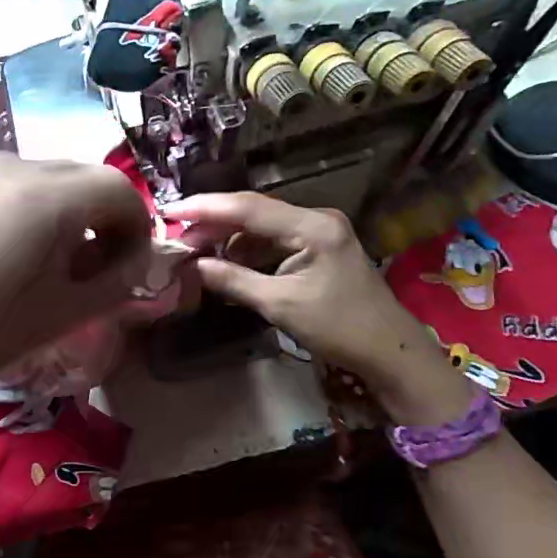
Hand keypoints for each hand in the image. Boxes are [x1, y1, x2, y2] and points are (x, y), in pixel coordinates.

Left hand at [0, 153, 150, 407]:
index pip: (120, 192)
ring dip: (75, 219)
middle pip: (88, 181)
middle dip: (107, 224)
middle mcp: (17, 165)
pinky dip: (41, 216)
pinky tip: (24, 260)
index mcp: (47, 194)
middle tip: (102, 274)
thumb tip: (139, 264)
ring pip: (55, 183)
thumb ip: (115, 282)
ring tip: (62, 271)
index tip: (133, 271)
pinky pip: (20, 189)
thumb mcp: (59, 313)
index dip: (139, 231)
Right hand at [164, 193, 475, 420]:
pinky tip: (227, 264)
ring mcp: (319, 231)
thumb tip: (194, 267)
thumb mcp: (280, 305)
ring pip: (262, 227)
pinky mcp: (318, 247)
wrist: (388, 350)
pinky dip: (249, 252)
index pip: (248, 207)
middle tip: (178, 238)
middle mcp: (315, 218)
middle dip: (214, 224)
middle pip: (253, 212)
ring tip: (196, 253)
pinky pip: (274, 241)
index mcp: (312, 226)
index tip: (169, 211)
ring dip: (229, 239)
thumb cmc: (338, 327)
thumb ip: (234, 280)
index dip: (205, 208)